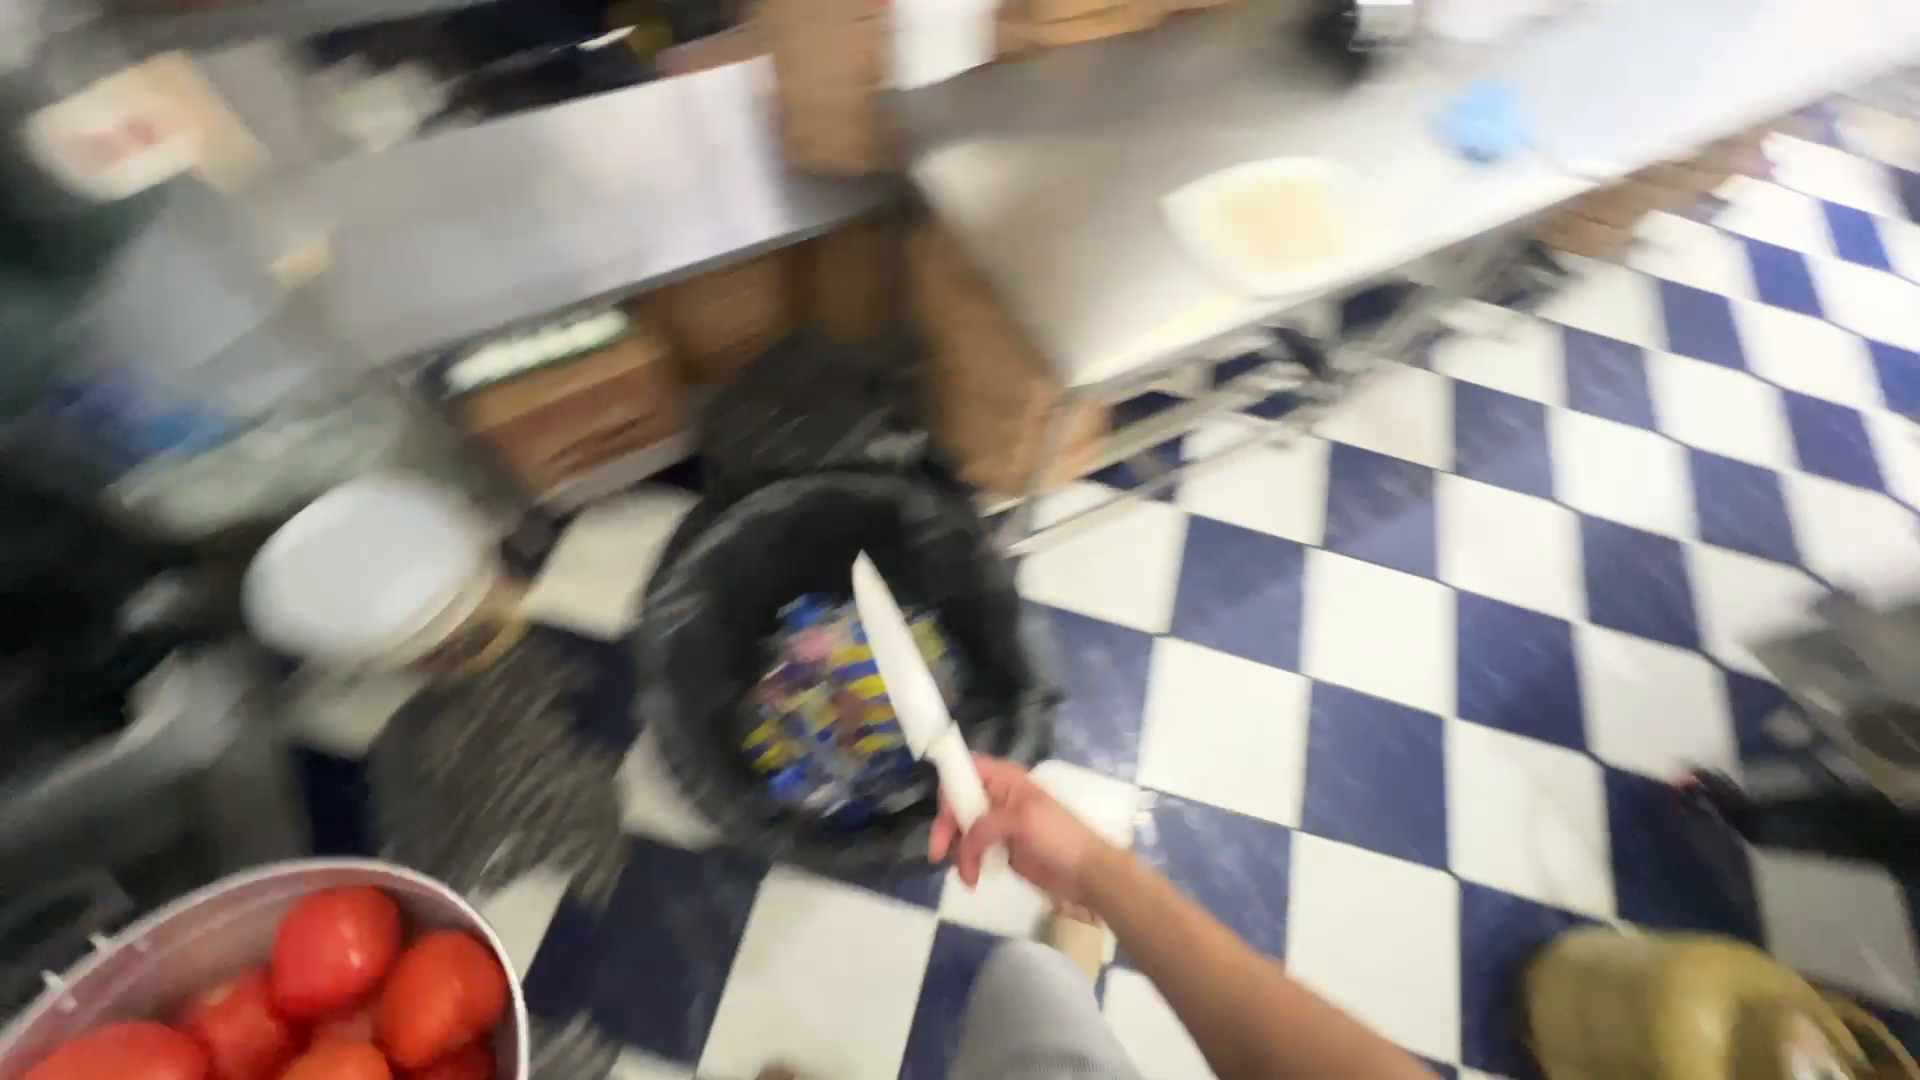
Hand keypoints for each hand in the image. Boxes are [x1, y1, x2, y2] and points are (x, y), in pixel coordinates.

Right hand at [928, 755, 1114, 904]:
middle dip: (947, 828)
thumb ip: (987, 825)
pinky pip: (972, 850)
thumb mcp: (1023, 822)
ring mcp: (998, 824)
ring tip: (969, 876)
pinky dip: (967, 863)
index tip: (943, 811)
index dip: (950, 784)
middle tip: (940, 852)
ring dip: (959, 852)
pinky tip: (974, 878)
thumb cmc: (1059, 836)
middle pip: (958, 802)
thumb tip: (964, 841)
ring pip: (962, 829)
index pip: (967, 769)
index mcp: (1006, 780)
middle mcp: (997, 797)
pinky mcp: (999, 848)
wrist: (1085, 873)